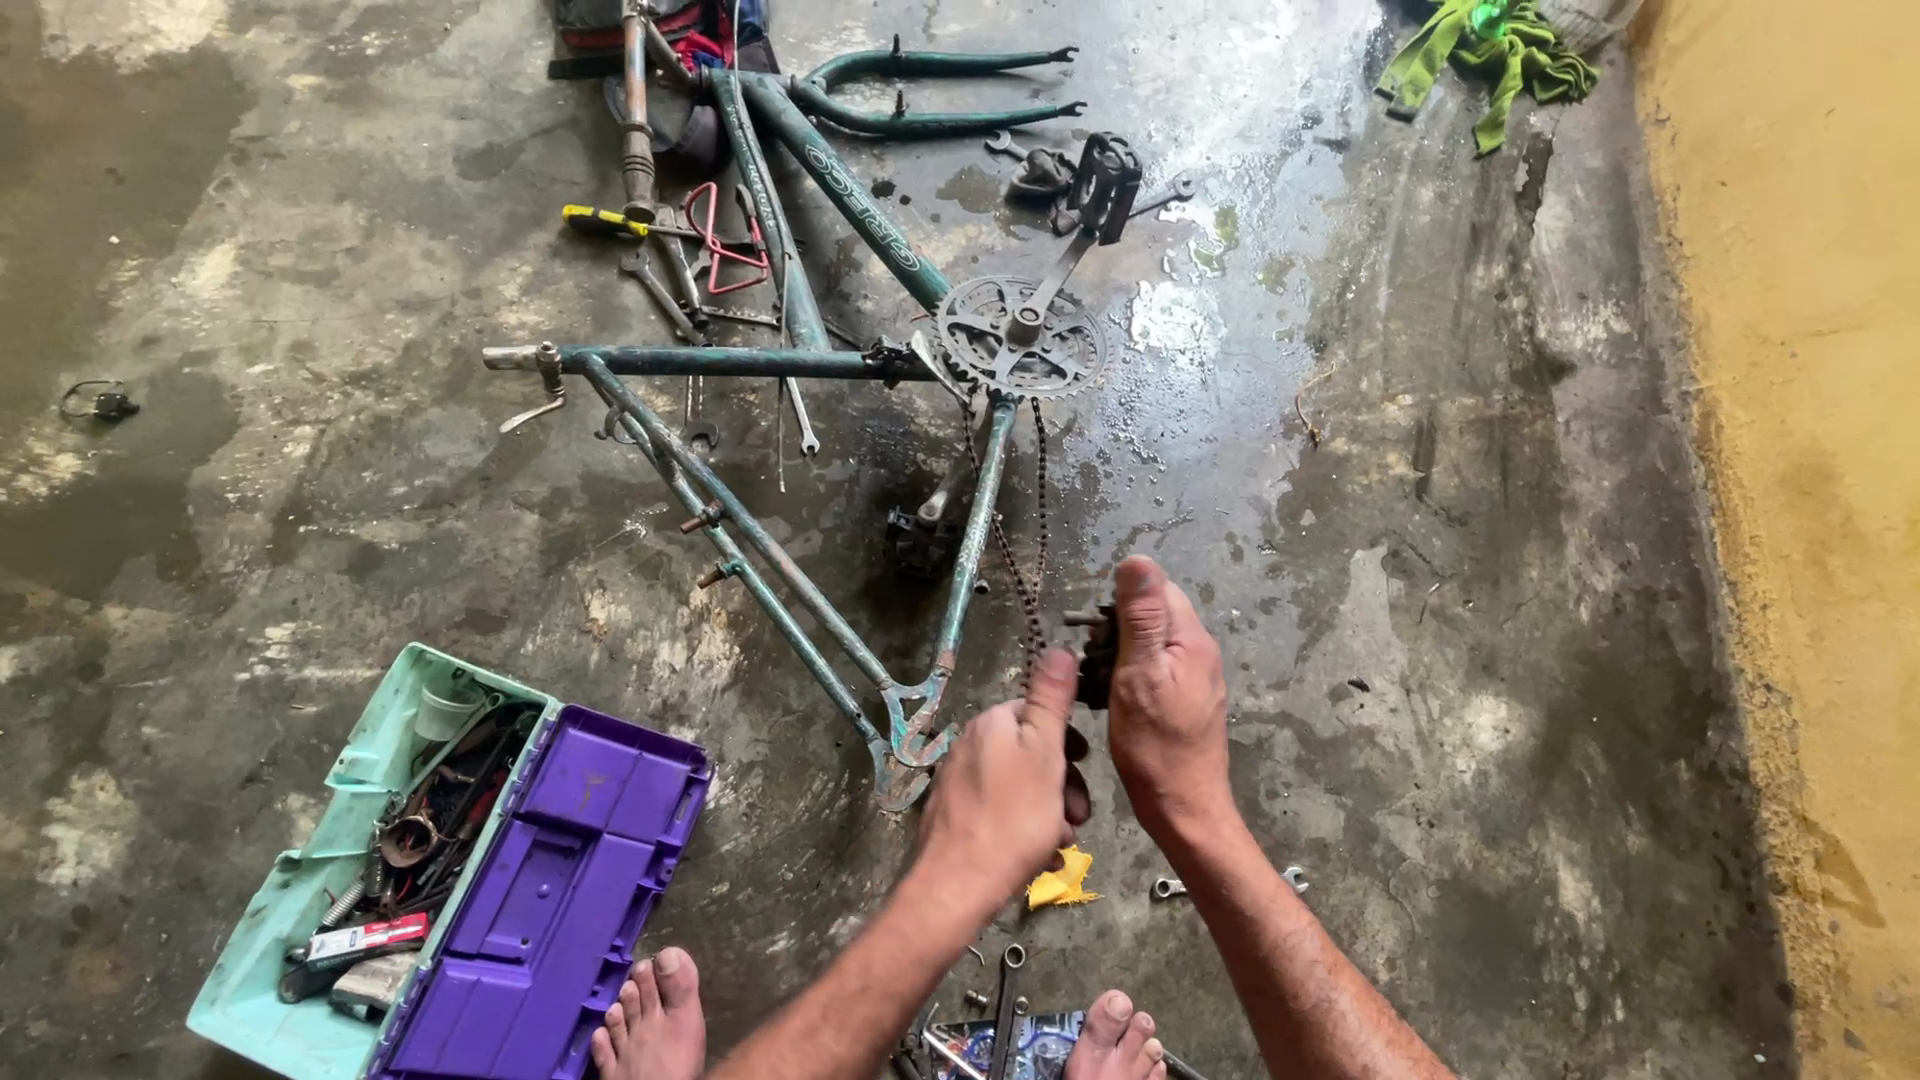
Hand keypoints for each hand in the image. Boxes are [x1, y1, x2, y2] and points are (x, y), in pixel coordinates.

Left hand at [916, 649, 1088, 916]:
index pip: (1037, 713)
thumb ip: (1051, 699)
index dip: (1067, 742)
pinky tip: (1038, 856)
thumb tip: (1060, 647)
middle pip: (1030, 753)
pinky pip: (1000, 812)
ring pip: (1019, 787)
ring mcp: (958, 781)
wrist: (958, 885)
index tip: (1086, 770)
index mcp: (991, 723)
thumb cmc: (1012, 818)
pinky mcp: (953, 815)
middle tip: (1079, 817)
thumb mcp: (1044, 752)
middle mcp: (969, 744)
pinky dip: (1025, 829)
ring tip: (1060, 843)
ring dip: (1049, 811)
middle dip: (1061, 784)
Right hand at [1107, 555, 1235, 843]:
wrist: (1182, 806)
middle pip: (1153, 615)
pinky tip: (1114, 698)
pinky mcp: (1186, 699)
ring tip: (1100, 683)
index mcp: (1192, 639)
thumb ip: (1139, 616)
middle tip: (1095, 664)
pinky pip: (1154, 669)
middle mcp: (1201, 651)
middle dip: (1117, 630)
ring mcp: (1195, 677)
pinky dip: (1129, 676)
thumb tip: (1137, 559)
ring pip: (1150, 643)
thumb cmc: (1154, 743)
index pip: (1158, 589)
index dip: (1122, 603)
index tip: (1098, 636)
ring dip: (1120, 655)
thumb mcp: (1138, 673)